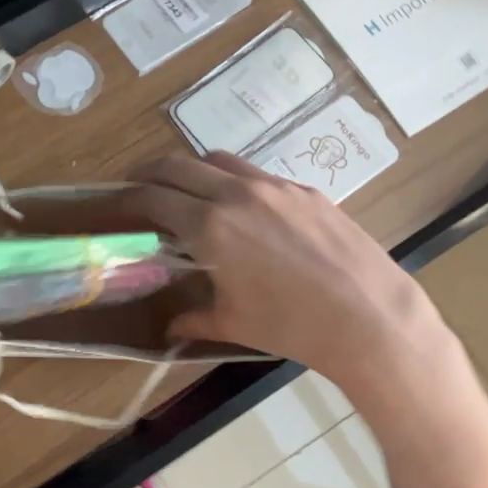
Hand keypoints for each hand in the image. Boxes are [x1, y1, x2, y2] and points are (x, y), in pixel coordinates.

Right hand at [128, 153, 454, 399]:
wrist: (368, 316)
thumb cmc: (291, 325)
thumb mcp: (234, 323)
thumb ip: (195, 318)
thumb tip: (172, 327)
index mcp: (209, 225)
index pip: (154, 195)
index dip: (130, 196)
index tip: (119, 203)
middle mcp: (237, 194)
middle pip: (180, 166)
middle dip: (153, 173)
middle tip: (141, 186)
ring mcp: (275, 187)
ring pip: (220, 160)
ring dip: (195, 170)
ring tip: (191, 190)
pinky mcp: (305, 191)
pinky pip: (258, 174)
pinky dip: (237, 182)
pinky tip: (246, 209)